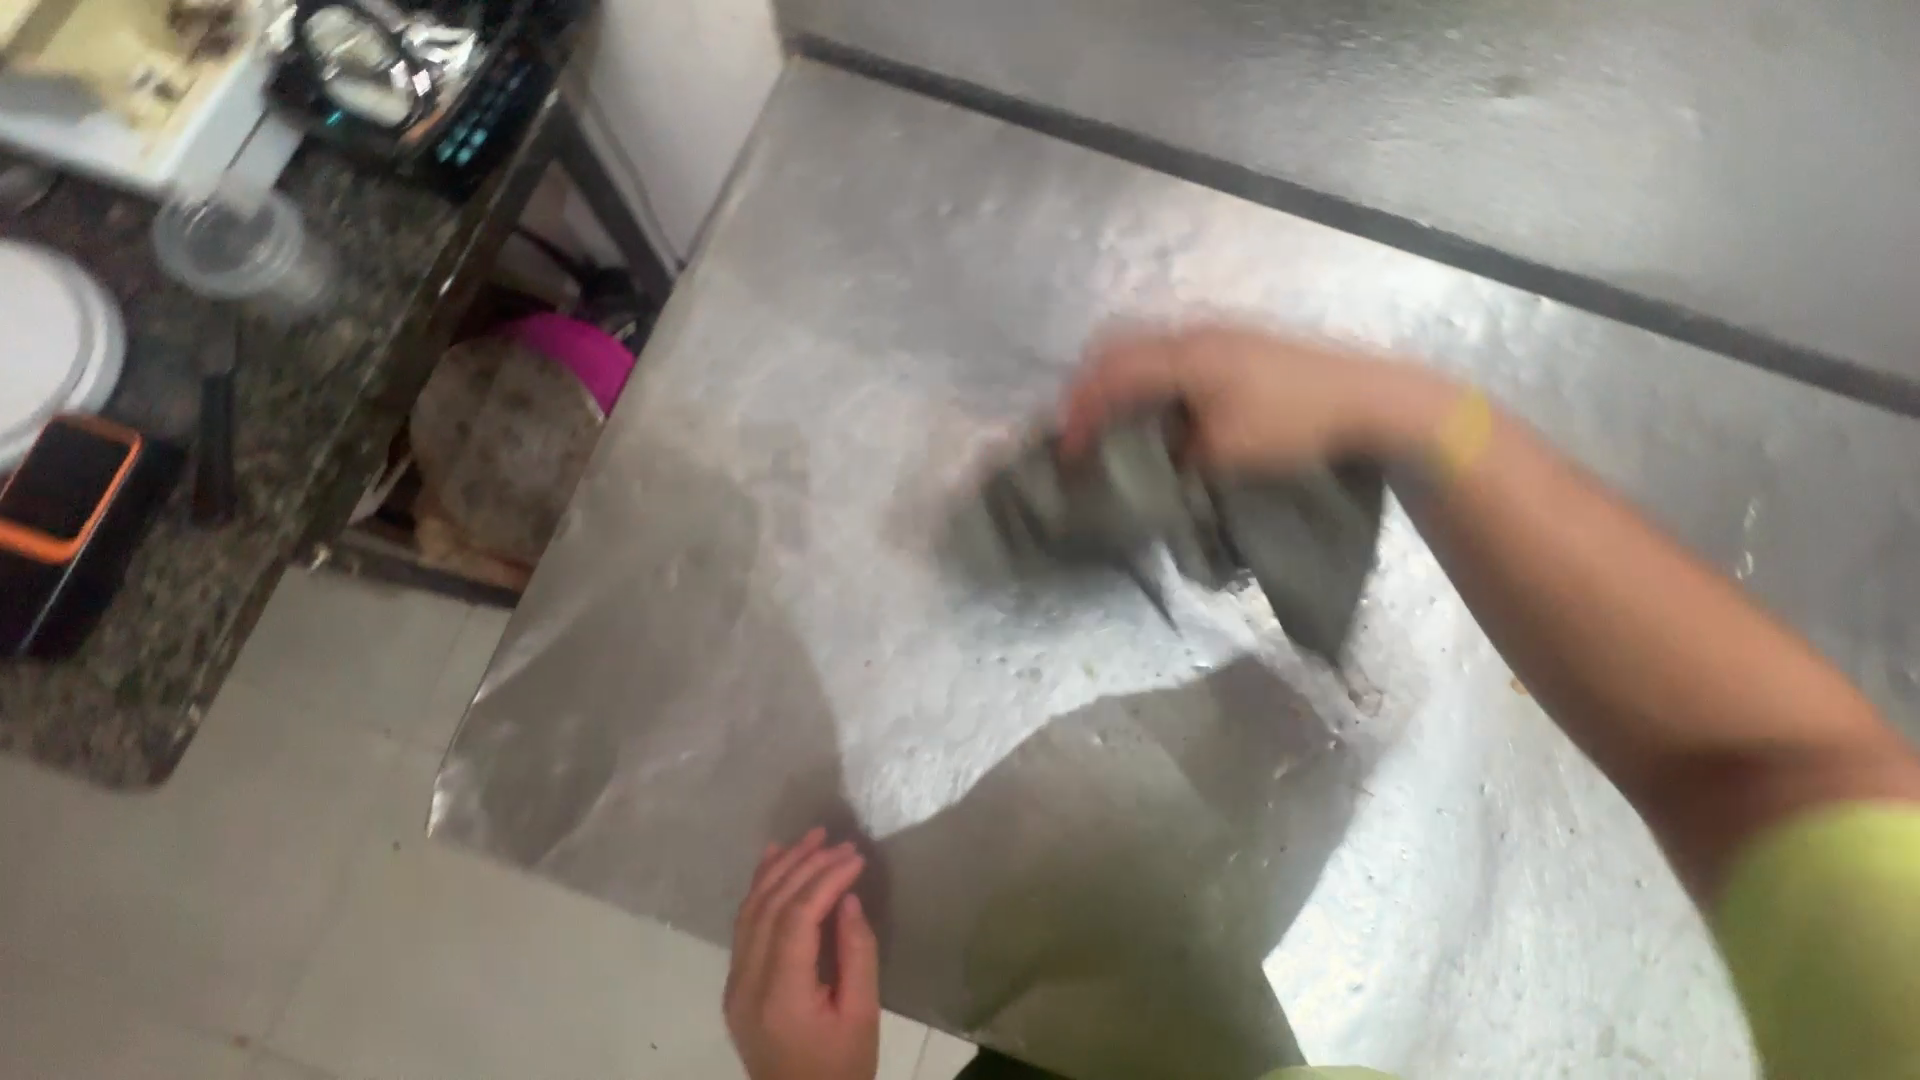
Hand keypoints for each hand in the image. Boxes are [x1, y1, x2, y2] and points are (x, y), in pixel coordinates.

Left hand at [725, 828, 880, 1079]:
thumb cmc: (842, 1068)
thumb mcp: (862, 1015)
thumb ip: (857, 954)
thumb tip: (848, 899)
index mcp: (781, 998)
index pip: (796, 920)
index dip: (825, 880)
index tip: (855, 857)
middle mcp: (747, 985)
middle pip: (771, 907)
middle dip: (806, 866)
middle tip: (840, 841)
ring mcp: (735, 984)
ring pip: (752, 909)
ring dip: (781, 868)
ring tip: (812, 838)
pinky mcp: (735, 984)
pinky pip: (744, 924)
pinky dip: (760, 886)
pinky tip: (774, 858)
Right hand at [1057, 323, 1451, 471]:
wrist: (1371, 398)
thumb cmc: (1294, 424)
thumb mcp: (1226, 453)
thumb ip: (1175, 455)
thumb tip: (1147, 461)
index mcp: (1185, 355)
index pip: (1111, 375)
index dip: (1081, 411)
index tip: (1067, 450)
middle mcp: (1194, 334)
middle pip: (1119, 347)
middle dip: (1089, 386)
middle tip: (1079, 427)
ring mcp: (1218, 334)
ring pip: (1145, 347)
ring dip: (1119, 380)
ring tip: (1111, 419)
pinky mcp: (1237, 344)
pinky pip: (1170, 353)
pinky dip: (1147, 378)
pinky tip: (1159, 407)